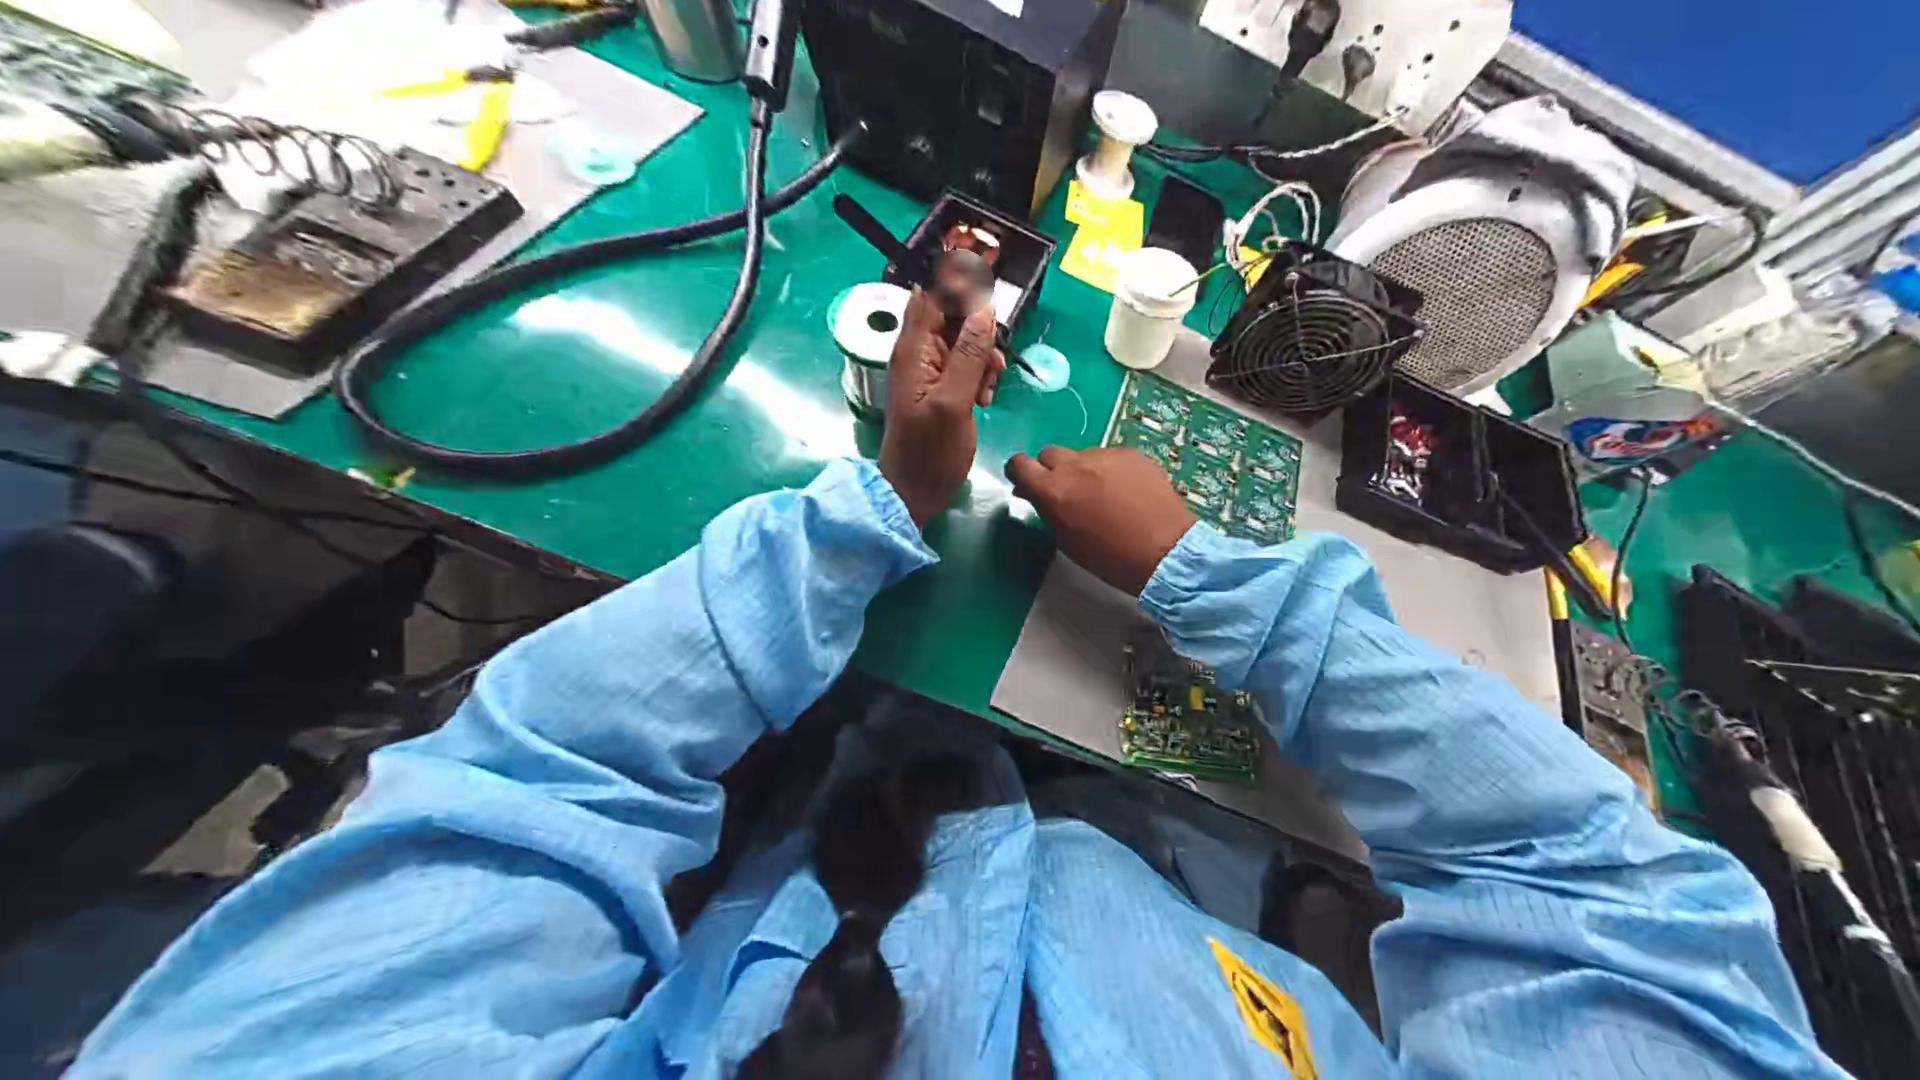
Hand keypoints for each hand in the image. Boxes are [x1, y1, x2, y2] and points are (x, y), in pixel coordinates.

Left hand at [879, 289, 1005, 526]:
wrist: (915, 492)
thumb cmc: (930, 452)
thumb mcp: (953, 403)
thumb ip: (969, 354)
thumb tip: (985, 309)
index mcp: (913, 350)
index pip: (932, 293)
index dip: (960, 280)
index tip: (991, 281)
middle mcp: (919, 353)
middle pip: (953, 314)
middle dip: (980, 330)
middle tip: (993, 362)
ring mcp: (930, 371)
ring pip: (965, 340)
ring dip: (984, 357)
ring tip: (989, 388)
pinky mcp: (942, 388)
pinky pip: (966, 365)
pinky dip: (980, 375)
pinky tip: (986, 398)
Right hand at [1005, 446, 1196, 595]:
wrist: (1163, 551)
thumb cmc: (1108, 557)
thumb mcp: (1065, 539)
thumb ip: (1047, 509)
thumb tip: (1035, 493)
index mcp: (1052, 490)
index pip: (1019, 464)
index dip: (1021, 472)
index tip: (1027, 483)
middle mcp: (1074, 466)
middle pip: (1050, 454)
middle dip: (1053, 470)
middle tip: (1067, 491)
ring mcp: (1105, 456)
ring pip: (1082, 455)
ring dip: (1084, 470)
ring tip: (1104, 495)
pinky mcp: (1131, 454)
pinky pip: (1110, 457)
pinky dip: (1110, 471)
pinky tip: (1126, 492)